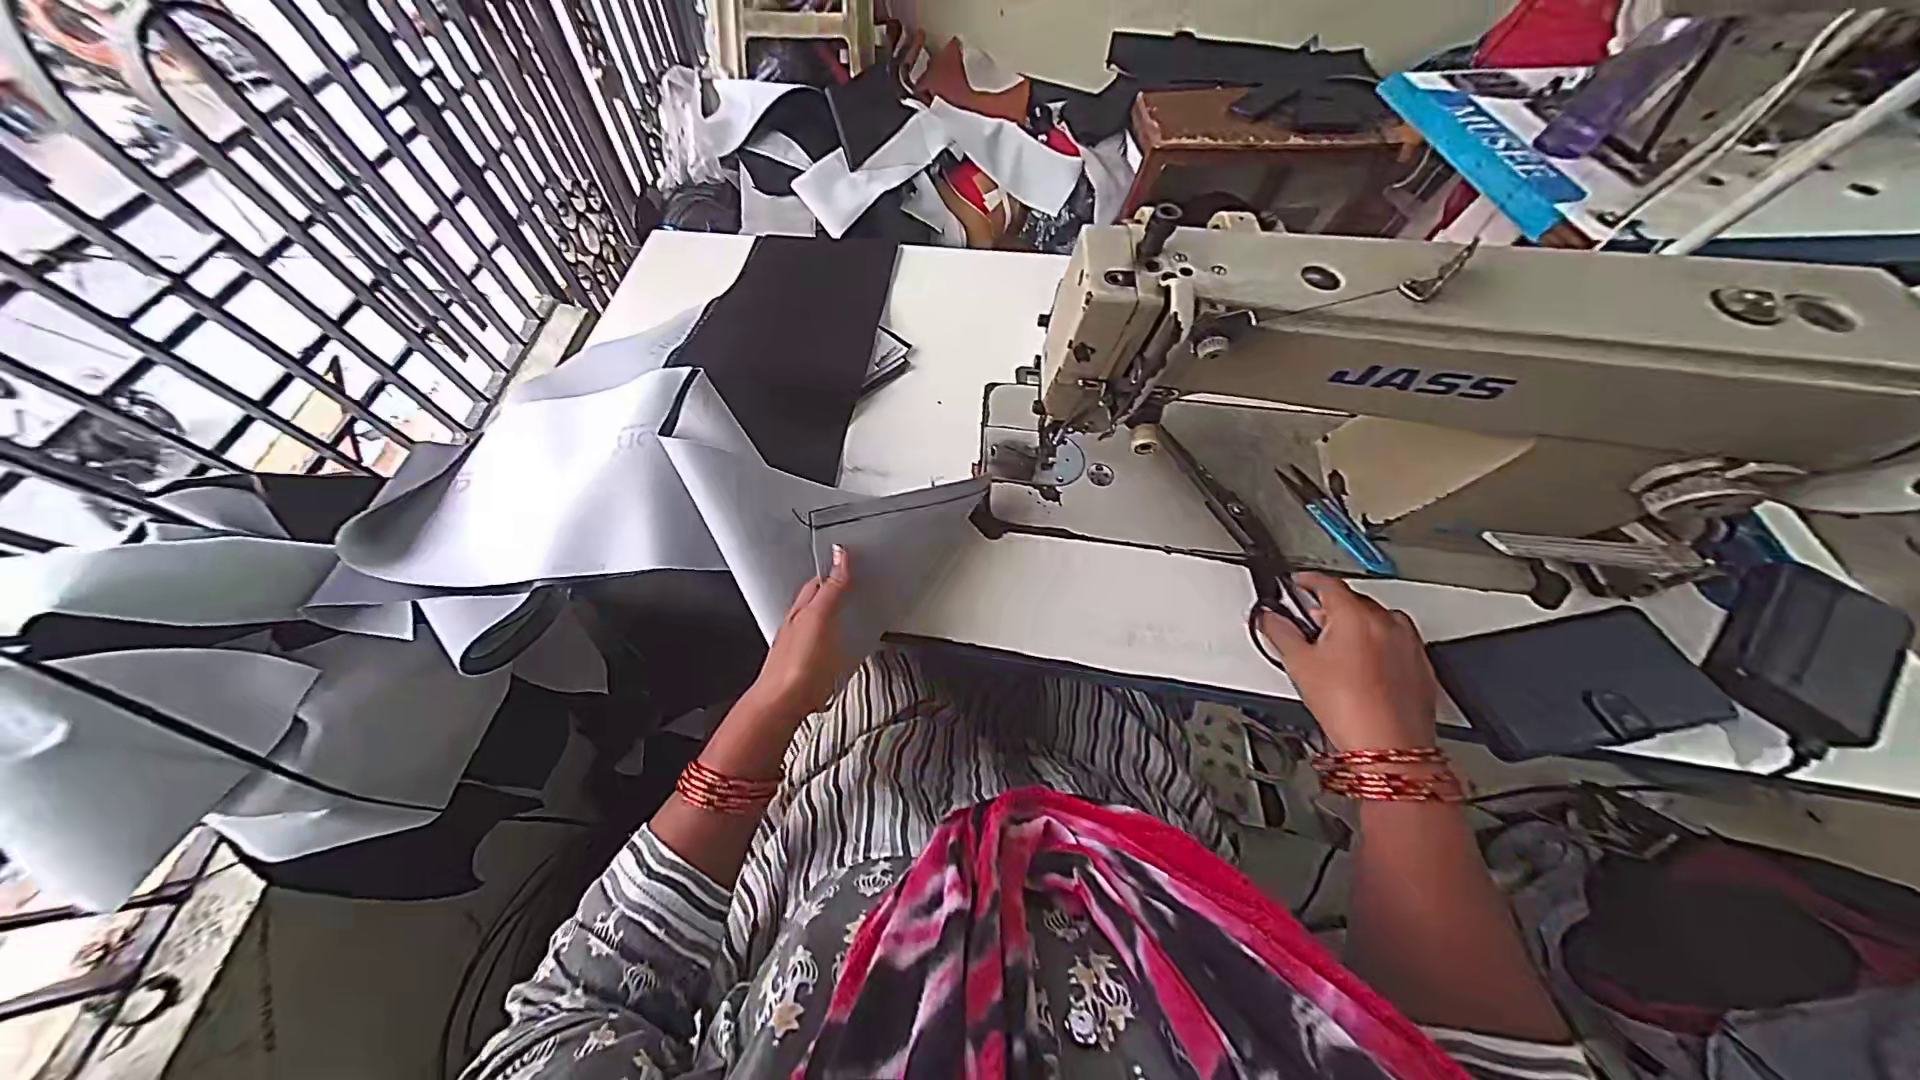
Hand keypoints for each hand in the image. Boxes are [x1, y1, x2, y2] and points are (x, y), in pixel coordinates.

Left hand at [743, 544, 856, 719]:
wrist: (782, 704)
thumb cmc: (798, 664)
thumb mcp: (820, 617)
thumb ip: (832, 588)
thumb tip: (839, 555)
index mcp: (802, 610)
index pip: (819, 581)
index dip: (835, 569)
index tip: (848, 560)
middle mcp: (799, 627)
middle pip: (817, 601)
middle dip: (832, 590)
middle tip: (850, 581)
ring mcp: (802, 649)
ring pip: (818, 624)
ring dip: (832, 616)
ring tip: (848, 610)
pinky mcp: (808, 670)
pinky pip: (823, 647)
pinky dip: (833, 641)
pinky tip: (840, 647)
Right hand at [1257, 572, 1438, 751]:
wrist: (1389, 745)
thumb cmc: (1351, 708)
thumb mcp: (1299, 664)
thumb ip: (1280, 631)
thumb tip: (1269, 618)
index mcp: (1355, 615)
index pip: (1327, 583)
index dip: (1306, 581)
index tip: (1297, 584)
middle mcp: (1386, 621)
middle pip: (1350, 601)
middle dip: (1326, 609)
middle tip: (1305, 626)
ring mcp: (1407, 640)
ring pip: (1372, 619)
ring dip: (1351, 626)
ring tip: (1332, 652)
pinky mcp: (1419, 661)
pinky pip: (1392, 639)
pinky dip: (1373, 643)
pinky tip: (1356, 668)